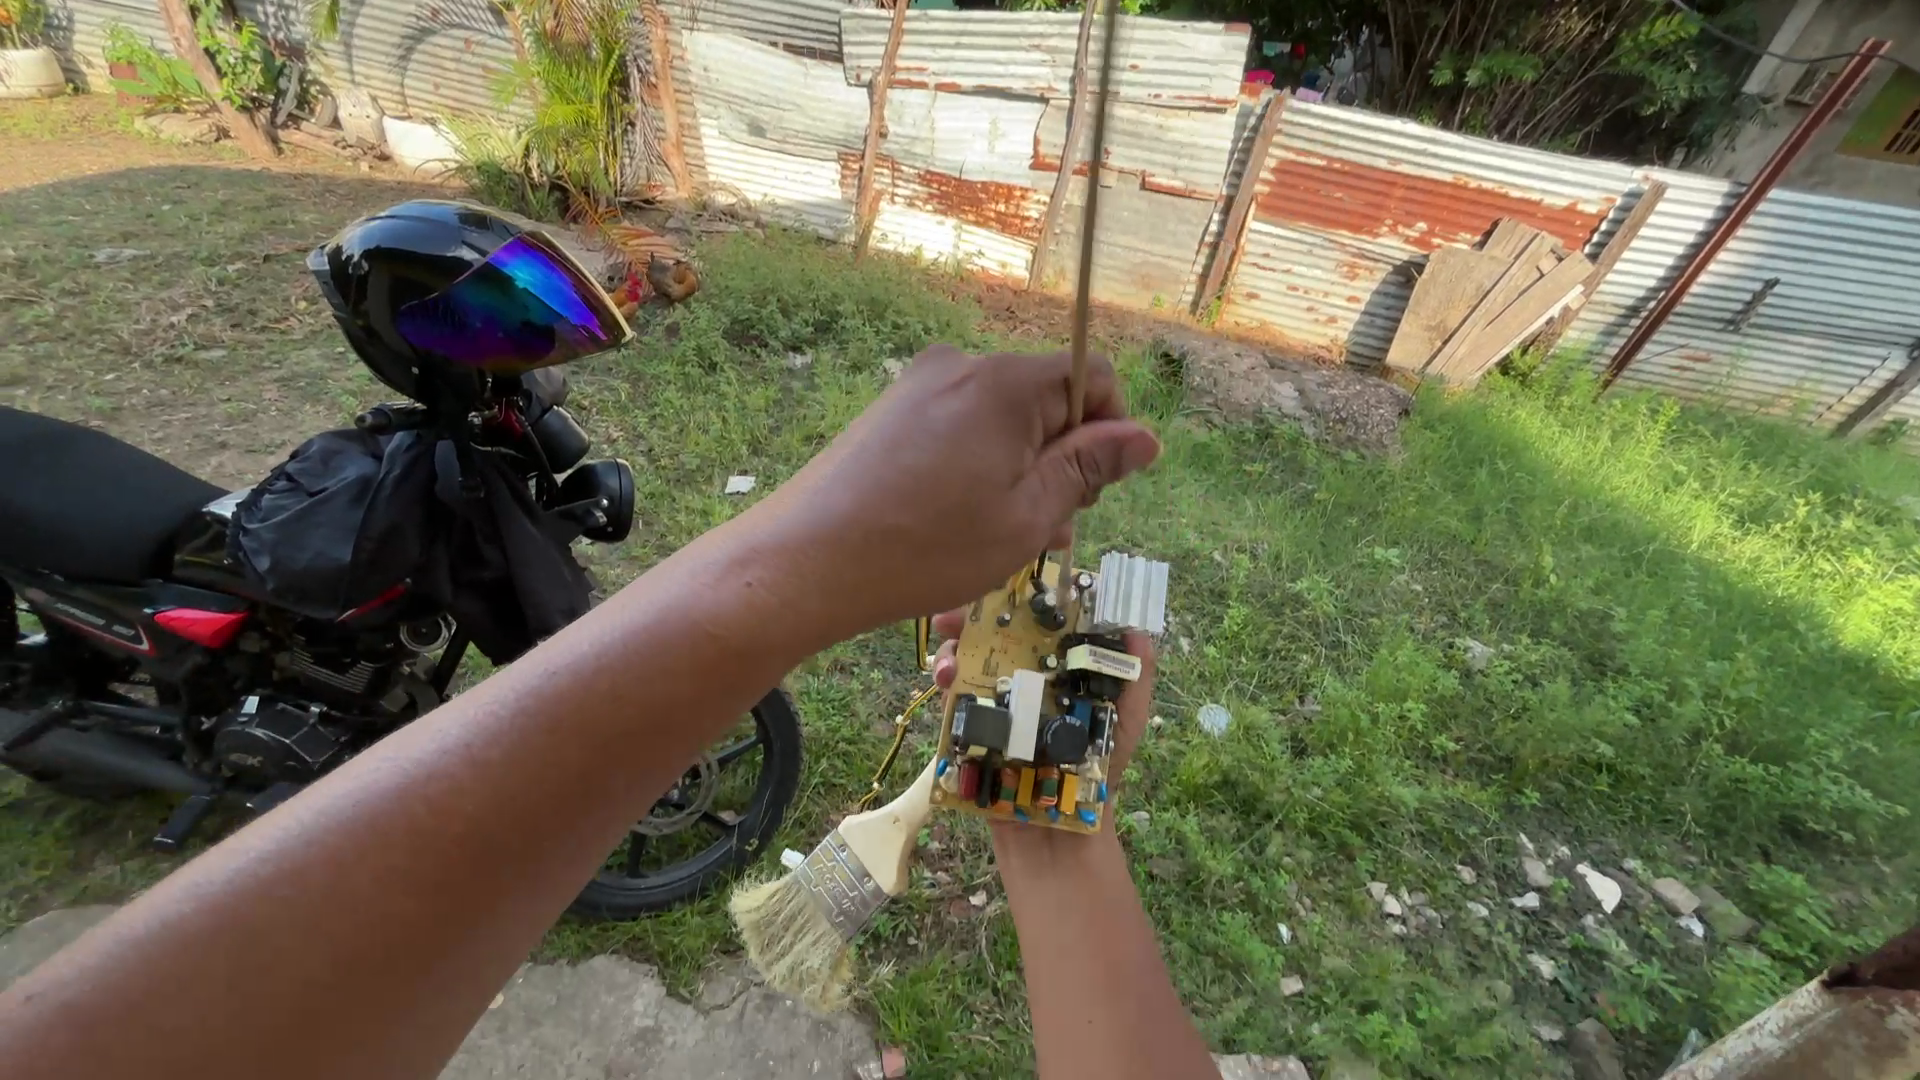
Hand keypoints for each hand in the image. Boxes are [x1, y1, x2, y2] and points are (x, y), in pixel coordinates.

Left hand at [749, 347, 1159, 632]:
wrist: (807, 561)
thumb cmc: (928, 547)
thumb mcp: (1028, 514)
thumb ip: (1089, 467)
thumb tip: (1145, 437)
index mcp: (1006, 382)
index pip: (1092, 375)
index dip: (1109, 431)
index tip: (1094, 490)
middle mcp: (962, 366)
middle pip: (1044, 399)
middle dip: (1060, 459)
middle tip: (1049, 529)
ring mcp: (919, 386)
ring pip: (1001, 421)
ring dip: (1019, 471)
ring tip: (1003, 536)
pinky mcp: (891, 413)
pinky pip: (959, 429)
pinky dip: (977, 467)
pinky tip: (959, 519)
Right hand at [928, 609, 1155, 853]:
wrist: (1059, 839)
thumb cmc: (1099, 779)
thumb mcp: (1124, 726)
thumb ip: (1136, 681)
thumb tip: (1140, 628)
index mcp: (1059, 671)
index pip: (1040, 622)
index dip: (1024, 597)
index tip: (1010, 583)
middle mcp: (1024, 679)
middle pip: (994, 634)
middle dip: (972, 616)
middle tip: (952, 613)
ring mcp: (995, 703)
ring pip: (967, 660)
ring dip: (953, 648)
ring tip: (949, 655)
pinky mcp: (971, 730)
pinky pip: (953, 699)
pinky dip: (944, 683)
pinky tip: (944, 680)